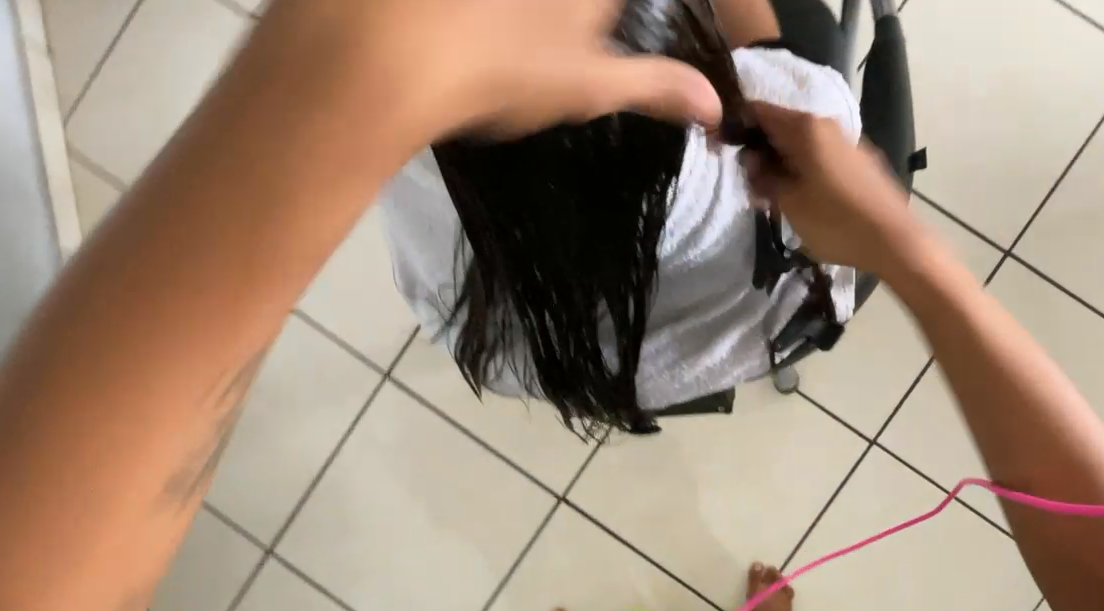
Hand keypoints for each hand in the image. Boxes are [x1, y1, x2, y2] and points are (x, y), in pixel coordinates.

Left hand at [332, 0, 723, 138]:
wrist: (388, 51)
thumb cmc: (503, 68)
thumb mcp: (590, 85)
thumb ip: (656, 87)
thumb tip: (715, 107)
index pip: (624, 2)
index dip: (622, 17)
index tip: (616, 29)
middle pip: (593, 8)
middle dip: (593, 24)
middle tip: (588, 36)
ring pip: (557, 13)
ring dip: (559, 25)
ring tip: (541, 41)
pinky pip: (505, 11)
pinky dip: (510, 18)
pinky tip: (491, 26)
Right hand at [740, 103, 920, 274]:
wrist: (894, 240)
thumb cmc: (836, 222)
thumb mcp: (791, 205)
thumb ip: (765, 179)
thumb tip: (749, 161)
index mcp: (806, 128)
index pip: (761, 111)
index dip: (738, 126)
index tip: (723, 148)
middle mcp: (826, 125)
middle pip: (782, 128)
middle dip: (760, 150)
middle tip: (746, 182)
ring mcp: (846, 142)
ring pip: (802, 144)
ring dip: (782, 163)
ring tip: (770, 194)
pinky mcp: (858, 162)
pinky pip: (820, 157)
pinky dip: (803, 169)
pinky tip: (799, 195)